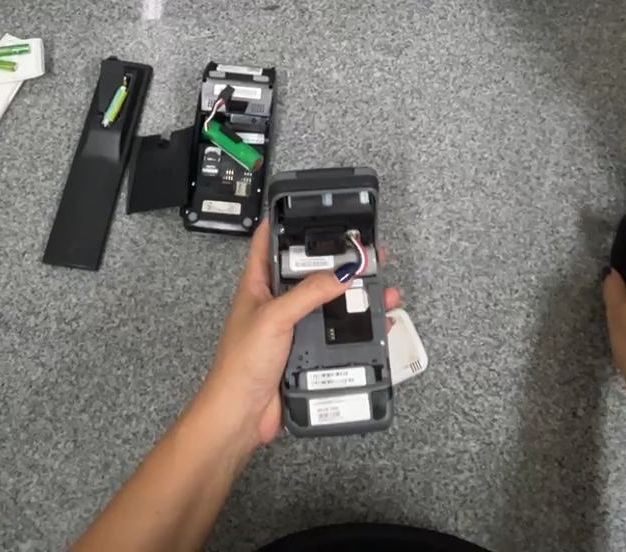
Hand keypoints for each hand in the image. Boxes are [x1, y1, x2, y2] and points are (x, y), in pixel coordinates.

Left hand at [194, 225, 403, 448]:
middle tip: (367, 250)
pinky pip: (335, 333)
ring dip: (355, 294)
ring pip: (328, 302)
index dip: (286, 221)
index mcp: (258, 283)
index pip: (269, 241)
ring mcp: (292, 326)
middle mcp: (276, 300)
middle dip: (338, 260)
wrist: (240, 416)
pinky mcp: (306, 351)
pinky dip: (358, 327)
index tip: (312, 207)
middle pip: (310, 271)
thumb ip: (309, 292)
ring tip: (384, 286)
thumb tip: (343, 271)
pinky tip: (379, 323)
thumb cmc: (243, 362)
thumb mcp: (275, 317)